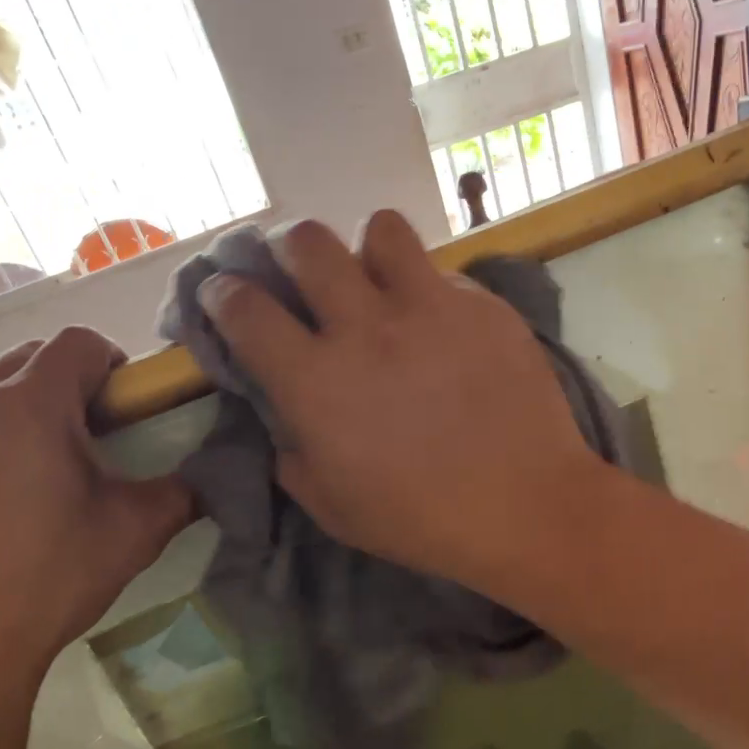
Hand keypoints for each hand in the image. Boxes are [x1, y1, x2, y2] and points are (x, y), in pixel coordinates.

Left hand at [0, 327, 195, 686]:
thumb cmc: (48, 581)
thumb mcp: (134, 533)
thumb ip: (182, 491)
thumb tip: (208, 477)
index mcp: (31, 401)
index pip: (79, 343)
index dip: (109, 366)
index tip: (117, 411)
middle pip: (23, 359)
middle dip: (56, 386)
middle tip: (73, 445)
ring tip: (7, 464)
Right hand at [199, 211, 608, 586]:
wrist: (525, 506)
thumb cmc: (421, 519)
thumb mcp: (331, 506)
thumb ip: (292, 453)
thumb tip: (285, 416)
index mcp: (314, 379)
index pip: (244, 307)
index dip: (223, 293)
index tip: (226, 295)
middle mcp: (365, 326)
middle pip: (306, 242)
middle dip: (288, 249)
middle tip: (300, 272)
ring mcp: (429, 307)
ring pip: (380, 229)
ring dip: (365, 249)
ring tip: (376, 278)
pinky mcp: (483, 305)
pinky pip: (442, 270)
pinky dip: (427, 286)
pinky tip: (441, 323)